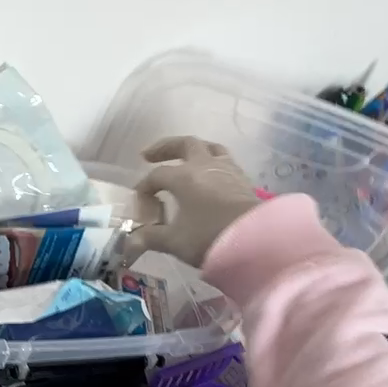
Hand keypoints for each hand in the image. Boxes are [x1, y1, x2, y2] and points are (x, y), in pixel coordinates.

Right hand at [120, 136, 262, 267]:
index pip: (156, 176)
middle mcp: (204, 166)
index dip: (143, 188)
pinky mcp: (242, 180)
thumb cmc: (209, 237)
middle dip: (165, 148)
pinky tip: (210, 175)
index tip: (139, 205)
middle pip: (184, 144)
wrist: (255, 241)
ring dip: (193, 150)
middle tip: (149, 155)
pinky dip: (211, 163)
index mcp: (183, 177)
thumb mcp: (174, 241)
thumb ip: (152, 238)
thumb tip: (132, 240)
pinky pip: (224, 161)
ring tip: (185, 157)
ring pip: (209, 148)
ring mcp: (226, 170)